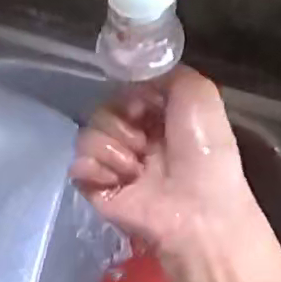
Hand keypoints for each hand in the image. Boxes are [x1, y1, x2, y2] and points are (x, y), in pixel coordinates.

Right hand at [70, 67, 260, 257]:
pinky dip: (94, 170)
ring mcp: (113, 166)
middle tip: (142, 144)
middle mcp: (134, 140)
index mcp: (158, 119)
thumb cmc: (204, 153)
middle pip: (100, 112)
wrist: (195, 208)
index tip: (143, 108)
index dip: (129, 97)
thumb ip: (168, 73)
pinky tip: (117, 181)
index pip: (123, 94)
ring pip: (86, 137)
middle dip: (119, 123)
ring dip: (111, 149)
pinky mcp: (97, 190)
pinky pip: (76, 166)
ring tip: (134, 170)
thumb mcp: (198, 94)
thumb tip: (135, 76)